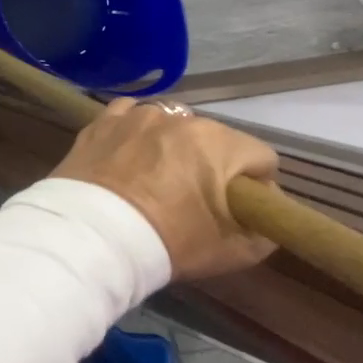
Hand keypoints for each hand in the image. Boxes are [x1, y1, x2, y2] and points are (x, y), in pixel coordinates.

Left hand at [50, 97, 279, 279]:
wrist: (97, 230)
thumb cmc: (173, 238)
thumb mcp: (241, 247)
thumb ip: (265, 223)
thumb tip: (261, 203)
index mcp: (216, 142)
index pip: (260, 156)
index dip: (258, 183)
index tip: (243, 205)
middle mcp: (174, 119)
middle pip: (213, 137)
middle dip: (215, 161)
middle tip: (200, 194)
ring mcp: (132, 116)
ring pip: (170, 123)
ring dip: (174, 143)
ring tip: (162, 173)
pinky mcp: (99, 121)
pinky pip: (127, 115)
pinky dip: (136, 130)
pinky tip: (132, 151)